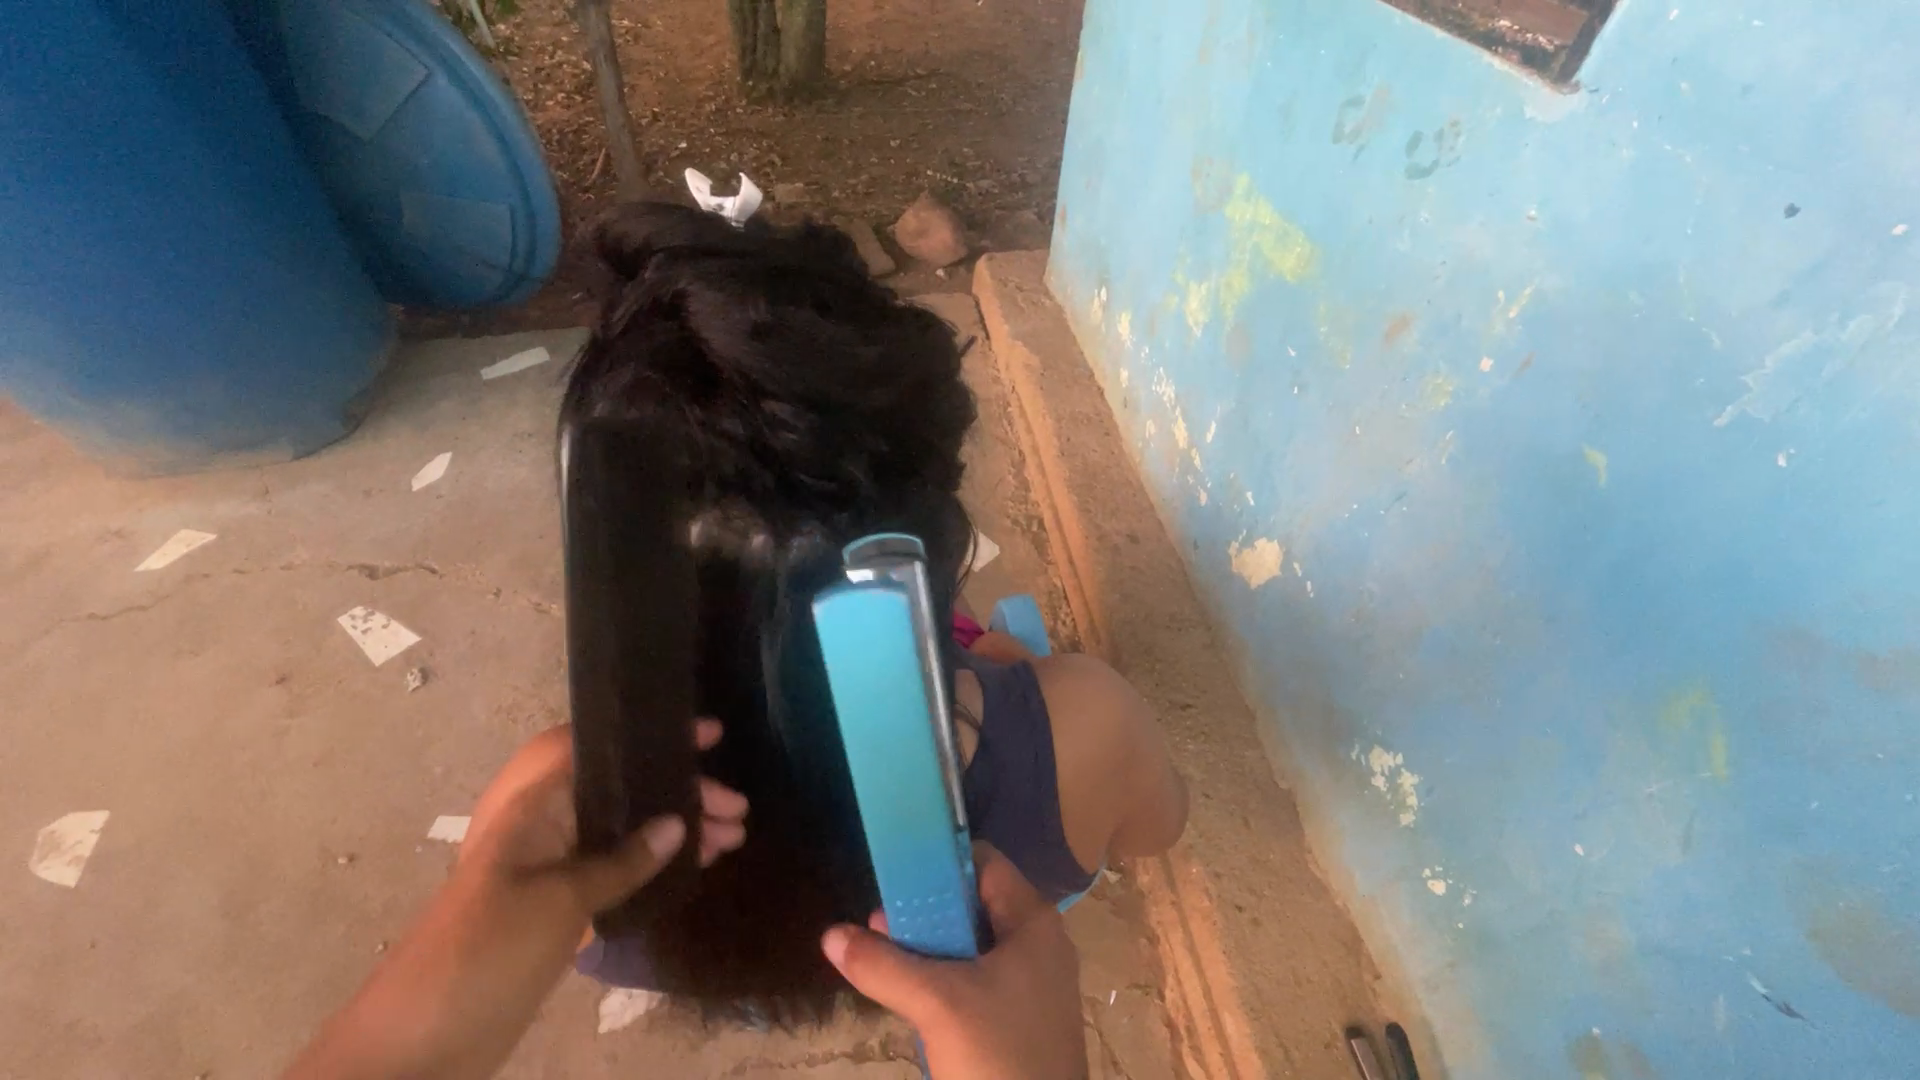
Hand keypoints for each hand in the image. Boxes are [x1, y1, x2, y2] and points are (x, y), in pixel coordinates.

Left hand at [285, 721, 746, 1079]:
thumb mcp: (557, 902)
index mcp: (534, 807)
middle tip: (736, 807)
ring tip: (732, 838)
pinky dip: (656, 864)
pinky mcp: (559, 907)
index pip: (602, 749)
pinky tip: (696, 866)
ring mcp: (553, 868)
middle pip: (624, 790)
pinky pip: (619, 868)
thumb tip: (676, 825)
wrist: (414, 1050)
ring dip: (679, 829)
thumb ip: (621, 862)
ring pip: (627, 829)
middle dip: (682, 791)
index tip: (708, 736)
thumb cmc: (483, 954)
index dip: (653, 738)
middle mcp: (546, 826)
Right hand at [821, 844, 1086, 1079]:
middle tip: (880, 918)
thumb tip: (830, 934)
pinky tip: (913, 994)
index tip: (896, 872)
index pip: (983, 862)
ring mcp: (1034, 984)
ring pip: (975, 945)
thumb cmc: (999, 1057)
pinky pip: (980, 980)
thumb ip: (884, 965)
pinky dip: (946, 978)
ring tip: (885, 952)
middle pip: (976, 903)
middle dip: (927, 908)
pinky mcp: (1023, 1020)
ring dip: (931, 946)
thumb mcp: (937, 1004)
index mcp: (1032, 921)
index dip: (940, 860)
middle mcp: (1038, 943)